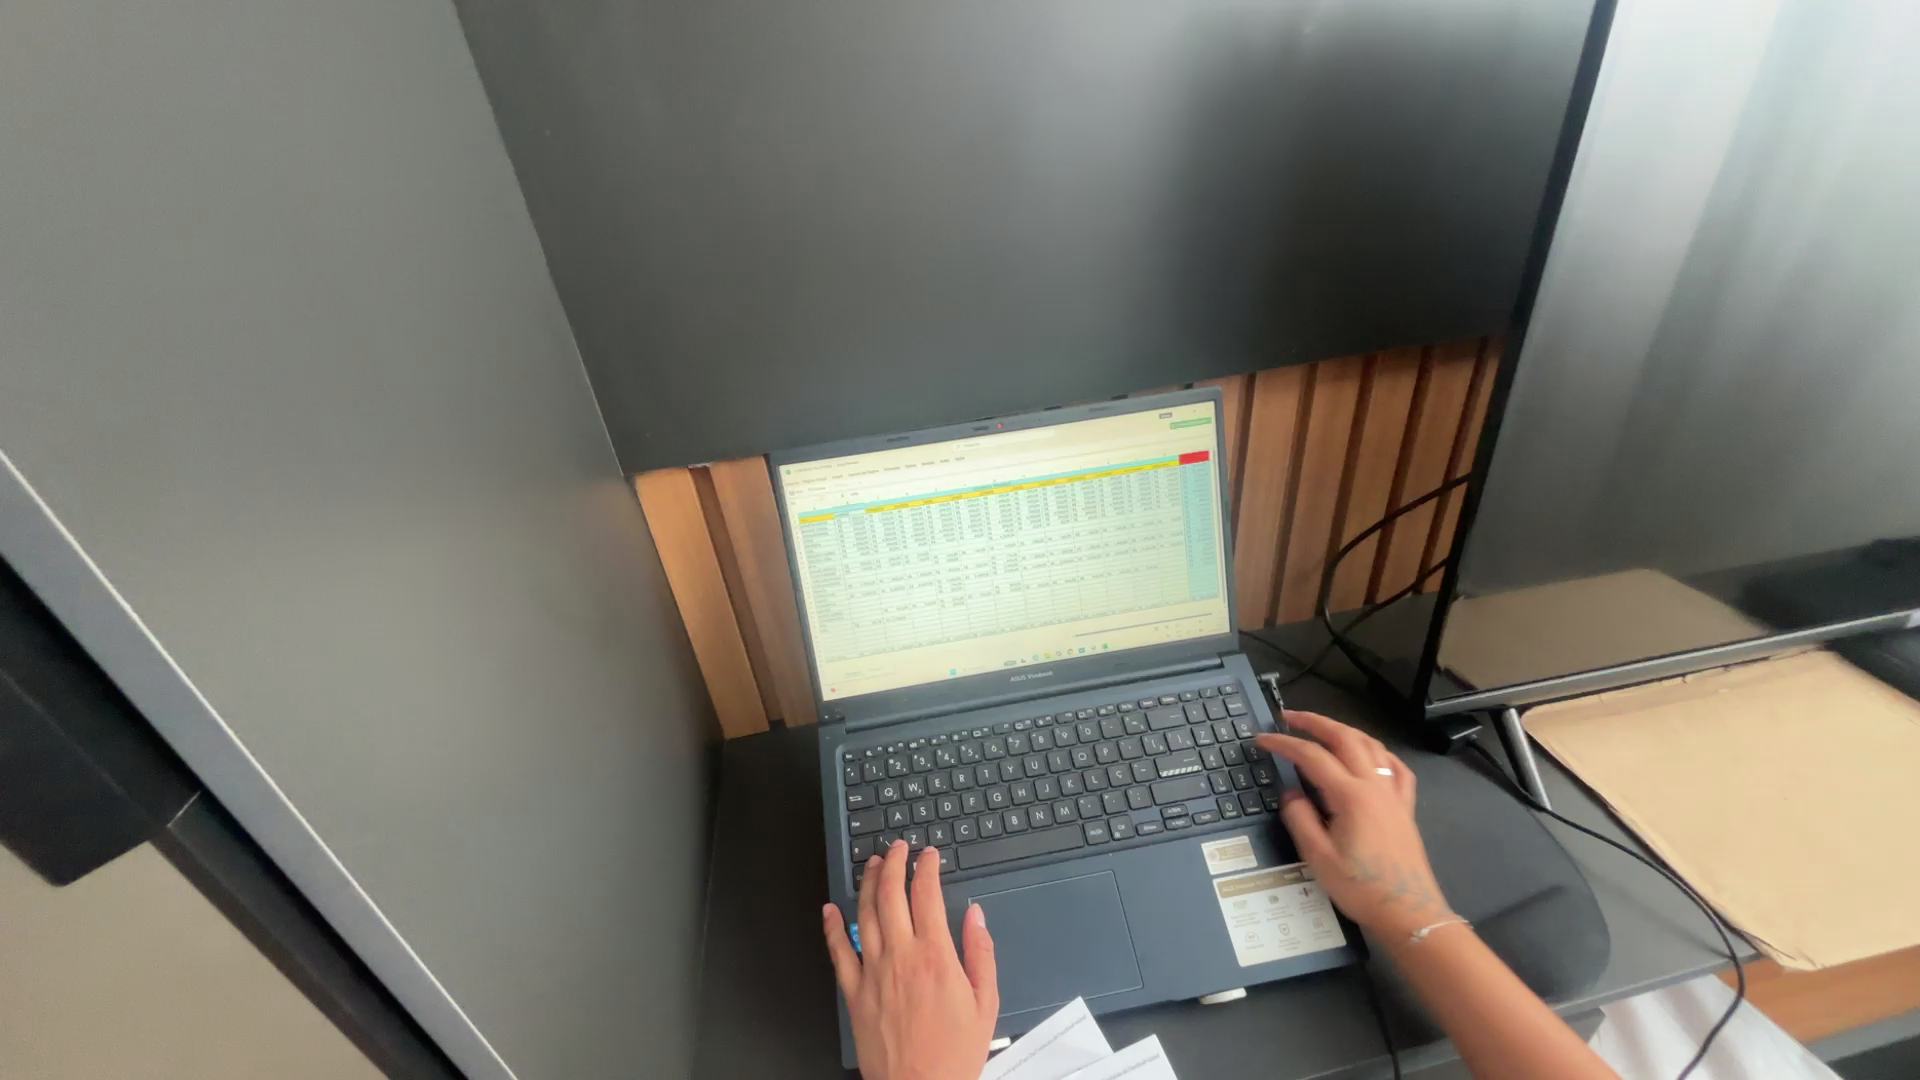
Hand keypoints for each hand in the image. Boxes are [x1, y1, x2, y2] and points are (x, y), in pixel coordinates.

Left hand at [823, 841, 998, 1079]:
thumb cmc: (954, 1054)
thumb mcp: (985, 1003)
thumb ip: (982, 954)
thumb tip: (976, 915)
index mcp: (935, 956)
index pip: (927, 894)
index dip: (927, 867)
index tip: (929, 855)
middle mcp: (901, 956)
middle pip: (892, 894)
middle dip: (895, 863)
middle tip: (899, 848)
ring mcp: (873, 973)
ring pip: (865, 914)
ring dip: (868, 883)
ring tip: (873, 864)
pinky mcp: (854, 993)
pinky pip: (838, 952)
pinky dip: (832, 927)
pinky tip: (830, 909)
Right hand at [1256, 710, 1452, 940]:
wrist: (1410, 915)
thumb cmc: (1361, 888)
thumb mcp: (1317, 856)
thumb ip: (1299, 817)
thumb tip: (1290, 792)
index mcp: (1351, 796)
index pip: (1312, 756)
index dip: (1284, 743)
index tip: (1262, 739)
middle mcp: (1375, 786)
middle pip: (1345, 737)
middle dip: (1314, 722)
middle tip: (1289, 717)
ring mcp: (1394, 794)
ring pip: (1371, 745)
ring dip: (1343, 730)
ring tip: (1322, 728)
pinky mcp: (1405, 807)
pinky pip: (1395, 767)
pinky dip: (1377, 751)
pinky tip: (1368, 754)